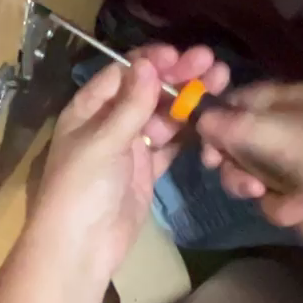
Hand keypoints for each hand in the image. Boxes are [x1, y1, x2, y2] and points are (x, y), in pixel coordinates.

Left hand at [30, 45, 230, 281]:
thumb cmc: (81, 188)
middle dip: (178, 77)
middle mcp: (108, 124)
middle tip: (213, 64)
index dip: (152, 62)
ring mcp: (129, 148)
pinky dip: (188, 134)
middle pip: (147, 91)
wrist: (81, 246)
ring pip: (163, 116)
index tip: (181, 56)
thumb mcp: (103, 141)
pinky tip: (212, 121)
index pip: (123, 74)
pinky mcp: (146, 171)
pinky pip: (170, 145)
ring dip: (189, 102)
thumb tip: (147, 63)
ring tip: (221, 86)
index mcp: (88, 110)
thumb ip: (130, 104)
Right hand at [193, 79, 302, 250]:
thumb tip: (200, 117)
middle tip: (250, 190)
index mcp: (295, 102)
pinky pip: (292, 207)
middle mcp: (300, 129)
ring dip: (279, 203)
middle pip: (246, 149)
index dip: (217, 127)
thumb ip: (243, 129)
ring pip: (266, 185)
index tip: (205, 155)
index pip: (240, 103)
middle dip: (245, 175)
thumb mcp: (294, 140)